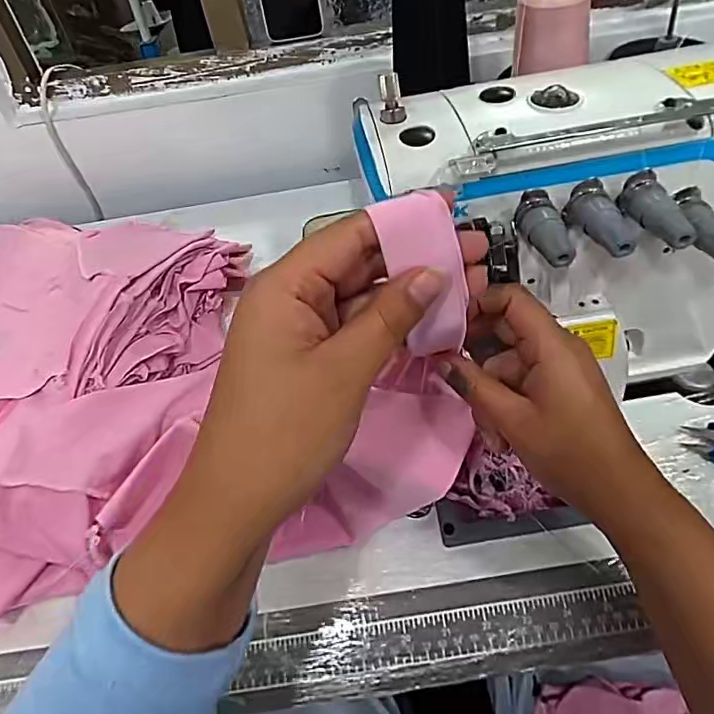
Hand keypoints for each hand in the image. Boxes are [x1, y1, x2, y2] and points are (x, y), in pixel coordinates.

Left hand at [116, 206, 486, 650]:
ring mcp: (302, 326)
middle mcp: (292, 295)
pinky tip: (434, 316)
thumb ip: (391, 315)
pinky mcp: (312, 353)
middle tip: (476, 249)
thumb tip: (433, 271)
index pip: (350, 234)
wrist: (238, 504)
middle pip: (360, 261)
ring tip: (469, 279)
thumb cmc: (285, 432)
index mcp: (286, 284)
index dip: (403, 219)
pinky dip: (392, 321)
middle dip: (416, 255)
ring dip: (410, 289)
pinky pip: (357, 324)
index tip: (450, 209)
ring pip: (363, 294)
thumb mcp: (345, 369)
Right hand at [441, 284, 663, 523]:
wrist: (618, 490)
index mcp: (553, 345)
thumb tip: (446, 362)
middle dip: (480, 363)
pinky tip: (504, 432)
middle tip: (462, 384)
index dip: (478, 304)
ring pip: (510, 363)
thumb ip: (473, 385)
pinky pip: (524, 379)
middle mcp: (559, 349)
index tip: (453, 325)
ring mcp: (562, 367)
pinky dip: (508, 400)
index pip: (511, 298)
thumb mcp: (512, 419)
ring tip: (492, 428)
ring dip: (492, 391)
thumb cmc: (576, 455)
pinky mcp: (562, 386)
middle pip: (506, 333)